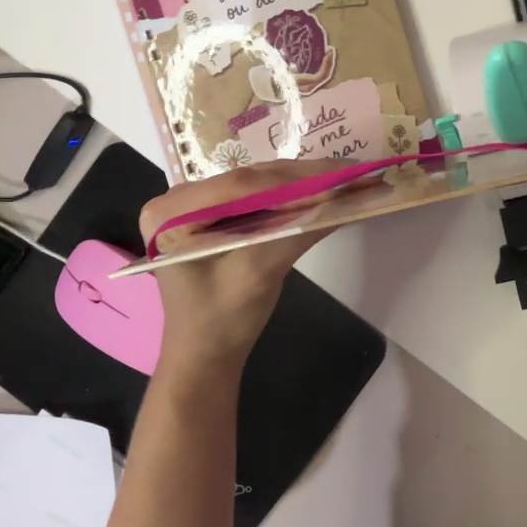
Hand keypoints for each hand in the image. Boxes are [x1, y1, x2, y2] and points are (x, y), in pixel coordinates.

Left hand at [137, 159, 345, 370]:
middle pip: (253, 179)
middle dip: (307, 177)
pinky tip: (326, 190)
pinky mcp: (217, 212)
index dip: (296, 181)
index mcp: (170, 213)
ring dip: (306, 181)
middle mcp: (178, 198)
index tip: (345, 178)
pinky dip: (295, 194)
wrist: (207, 353)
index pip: (241, 186)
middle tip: (357, 173)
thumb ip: (297, 231)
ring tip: (350, 178)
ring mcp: (197, 203)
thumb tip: (346, 198)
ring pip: (261, 183)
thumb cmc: (222, 319)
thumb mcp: (259, 273)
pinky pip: (260, 194)